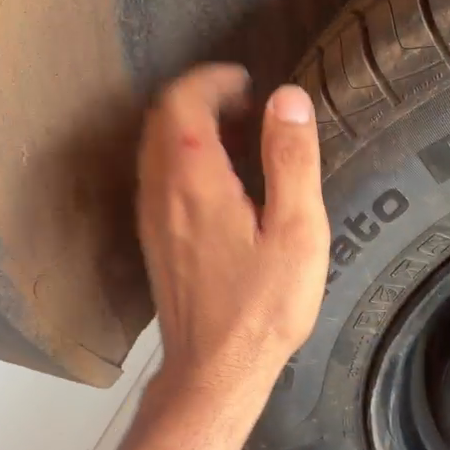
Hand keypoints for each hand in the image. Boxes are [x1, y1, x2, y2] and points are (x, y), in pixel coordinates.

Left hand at [136, 64, 329, 397]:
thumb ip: (291, 160)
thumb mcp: (297, 231)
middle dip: (201, 98)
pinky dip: (184, 160)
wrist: (215, 370)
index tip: (248, 80)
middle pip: (162, 119)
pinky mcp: (155, 244)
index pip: (183, 101)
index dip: (213, 79)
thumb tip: (287, 98)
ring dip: (191, 129)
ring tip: (240, 138)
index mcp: (193, 179)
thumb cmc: (264, 306)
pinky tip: (222, 185)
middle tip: (248, 104)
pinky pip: (159, 179)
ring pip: (156, 150)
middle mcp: (160, 192)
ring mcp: (152, 219)